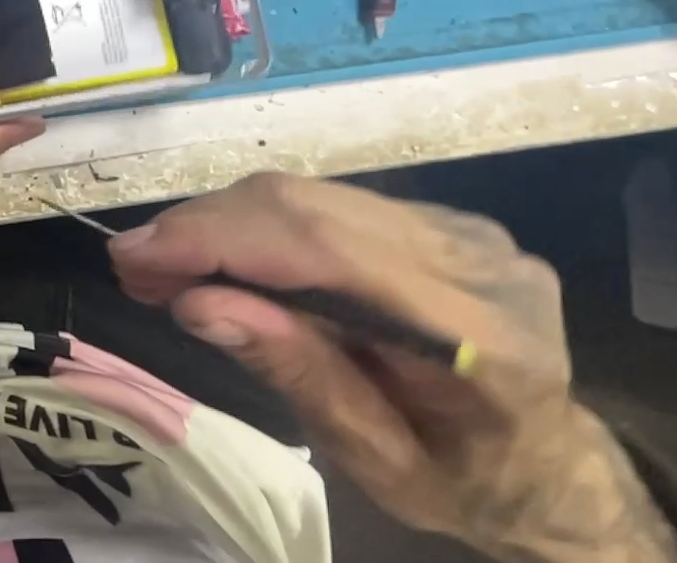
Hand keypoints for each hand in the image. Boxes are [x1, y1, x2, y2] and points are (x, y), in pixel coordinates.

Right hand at [109, 173, 676, 562]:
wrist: (545, 465)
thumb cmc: (461, 481)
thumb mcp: (376, 459)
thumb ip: (297, 373)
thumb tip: (197, 302)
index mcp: (476, 336)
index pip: (325, 251)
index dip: (217, 240)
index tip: (133, 257)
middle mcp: (473, 261)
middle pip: (303, 209)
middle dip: (199, 229)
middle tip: (131, 266)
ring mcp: (455, 230)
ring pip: (299, 195)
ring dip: (213, 224)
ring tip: (159, 264)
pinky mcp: (428, 219)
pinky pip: (312, 201)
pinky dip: (245, 223)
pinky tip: (211, 254)